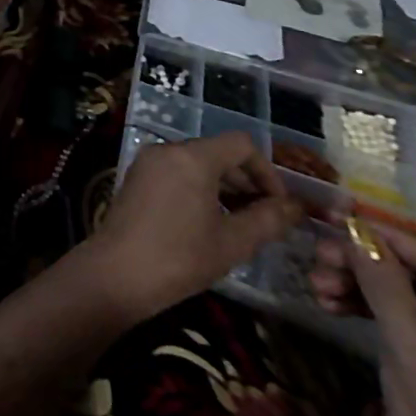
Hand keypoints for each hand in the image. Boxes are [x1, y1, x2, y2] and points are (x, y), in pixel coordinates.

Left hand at [84, 132, 302, 321]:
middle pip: (217, 153)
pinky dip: (199, 188)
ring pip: (197, 164)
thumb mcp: (235, 240)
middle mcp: (165, 151)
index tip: (279, 204)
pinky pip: (176, 173)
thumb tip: (296, 207)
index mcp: (190, 157)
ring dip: (225, 187)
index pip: (241, 144)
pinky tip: (212, 221)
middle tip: (267, 217)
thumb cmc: (180, 255)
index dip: (267, 171)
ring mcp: (146, 163)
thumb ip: (269, 218)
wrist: (118, 271)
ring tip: (244, 223)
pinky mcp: (136, 179)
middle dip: (247, 181)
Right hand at [311, 224, 415, 415]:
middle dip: (371, 269)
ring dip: (366, 292)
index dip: (396, 243)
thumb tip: (357, 235)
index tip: (341, 224)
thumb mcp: (413, 359)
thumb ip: (387, 294)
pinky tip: (336, 307)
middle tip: (318, 258)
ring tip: (318, 286)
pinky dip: (379, 317)